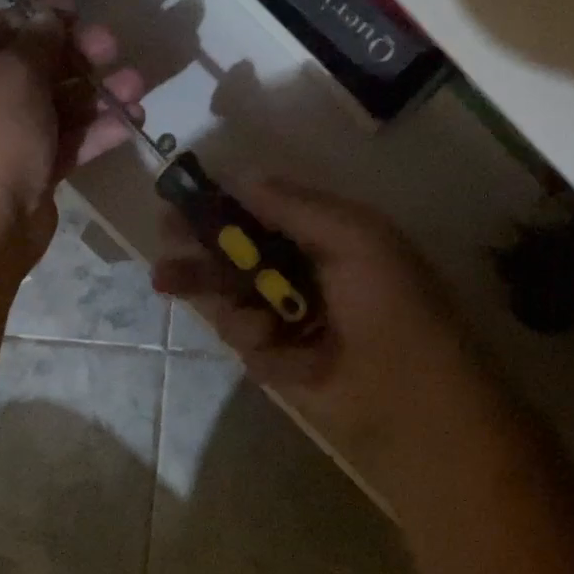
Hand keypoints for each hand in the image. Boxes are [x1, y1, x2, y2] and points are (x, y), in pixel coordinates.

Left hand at [0, 0, 144, 262]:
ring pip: (57, 107)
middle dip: (79, 59)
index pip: (2, 29)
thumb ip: (40, 42)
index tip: (80, 15)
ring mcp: (6, 139)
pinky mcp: (31, 172)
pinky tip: (130, 123)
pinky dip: (95, 132)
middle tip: (113, 50)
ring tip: (138, 88)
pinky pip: (65, 142)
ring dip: (97, 96)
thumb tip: (50, 20)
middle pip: (35, 68)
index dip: (42, 19)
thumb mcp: (15, 75)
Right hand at [151, 178, 489, 464]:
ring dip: (240, 318)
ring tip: (266, 331)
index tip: (174, 210)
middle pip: (230, 262)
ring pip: (231, 309)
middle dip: (198, 265)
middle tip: (164, 271)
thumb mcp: (355, 238)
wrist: (408, 395)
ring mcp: (286, 322)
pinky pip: (248, 350)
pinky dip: (268, 354)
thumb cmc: (390, 307)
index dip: (215, 212)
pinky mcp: (279, 364)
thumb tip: (241, 178)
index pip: (255, 215)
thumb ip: (296, 207)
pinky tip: (300, 363)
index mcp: (321, 237)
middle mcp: (298, 275)